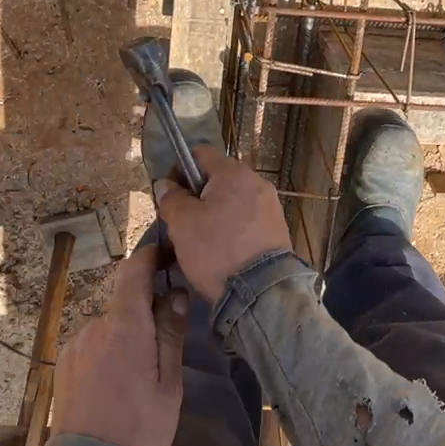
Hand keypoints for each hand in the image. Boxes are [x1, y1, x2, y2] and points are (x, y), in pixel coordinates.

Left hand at [50, 242, 188, 445]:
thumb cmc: (140, 427)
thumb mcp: (168, 383)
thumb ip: (170, 332)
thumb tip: (174, 293)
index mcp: (124, 328)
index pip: (133, 271)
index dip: (149, 256)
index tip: (166, 253)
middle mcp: (94, 327)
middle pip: (124, 303)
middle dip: (145, 314)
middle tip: (163, 347)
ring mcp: (75, 345)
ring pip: (109, 325)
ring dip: (125, 336)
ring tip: (138, 376)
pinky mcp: (64, 362)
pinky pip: (93, 343)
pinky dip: (108, 351)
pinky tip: (115, 384)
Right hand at [154, 146, 292, 302]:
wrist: (262, 292)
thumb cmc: (216, 250)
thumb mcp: (182, 223)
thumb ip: (171, 198)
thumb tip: (167, 184)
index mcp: (233, 172)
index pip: (200, 153)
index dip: (179, 168)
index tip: (169, 194)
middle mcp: (256, 182)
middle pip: (218, 178)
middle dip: (197, 195)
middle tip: (182, 222)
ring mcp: (270, 206)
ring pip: (233, 200)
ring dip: (215, 213)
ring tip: (202, 241)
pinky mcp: (278, 229)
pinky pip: (247, 220)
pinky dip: (233, 228)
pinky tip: (223, 251)